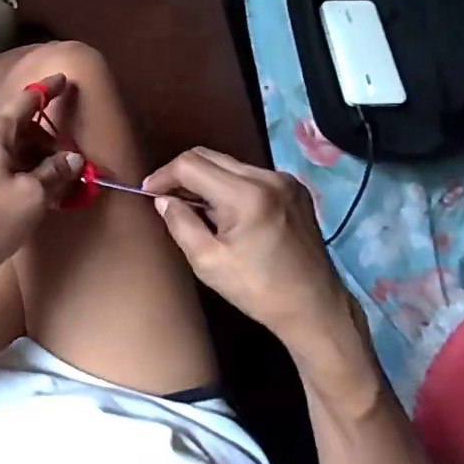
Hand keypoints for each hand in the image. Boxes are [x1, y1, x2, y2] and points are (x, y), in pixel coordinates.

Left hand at [0, 74, 83, 276]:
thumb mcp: (34, 194)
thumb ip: (56, 171)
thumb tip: (73, 159)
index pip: (24, 100)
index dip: (47, 90)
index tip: (65, 80)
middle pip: (20, 126)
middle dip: (49, 139)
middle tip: (73, 159)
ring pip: (13, 148)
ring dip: (39, 159)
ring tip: (62, 180)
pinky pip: (4, 165)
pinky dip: (25, 171)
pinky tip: (42, 191)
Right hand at [143, 148, 378, 400]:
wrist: (316, 307)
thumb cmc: (259, 290)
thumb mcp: (208, 262)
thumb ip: (180, 224)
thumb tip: (162, 199)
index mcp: (247, 195)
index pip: (190, 164)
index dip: (163, 175)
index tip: (148, 192)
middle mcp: (268, 178)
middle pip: (209, 156)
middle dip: (181, 174)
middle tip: (165, 198)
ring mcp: (285, 181)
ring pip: (228, 163)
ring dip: (204, 179)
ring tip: (192, 207)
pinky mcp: (294, 189)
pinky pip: (247, 174)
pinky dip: (226, 185)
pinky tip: (221, 211)